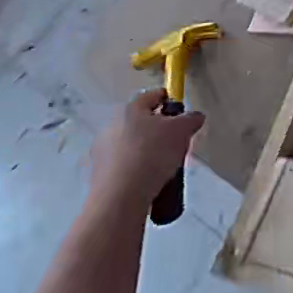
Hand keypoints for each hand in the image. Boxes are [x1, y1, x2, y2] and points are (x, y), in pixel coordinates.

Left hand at [89, 88, 205, 211]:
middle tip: (176, 142)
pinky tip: (149, 180)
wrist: (120, 197)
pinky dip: (136, 168)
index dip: (170, 100)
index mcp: (130, 109)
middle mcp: (111, 125)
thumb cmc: (152, 154)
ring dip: (147, 150)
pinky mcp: (98, 174)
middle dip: (160, 130)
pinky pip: (124, 164)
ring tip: (165, 166)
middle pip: (141, 121)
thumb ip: (191, 119)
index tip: (182, 112)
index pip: (153, 95)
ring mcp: (101, 150)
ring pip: (132, 144)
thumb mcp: (182, 131)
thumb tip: (194, 117)